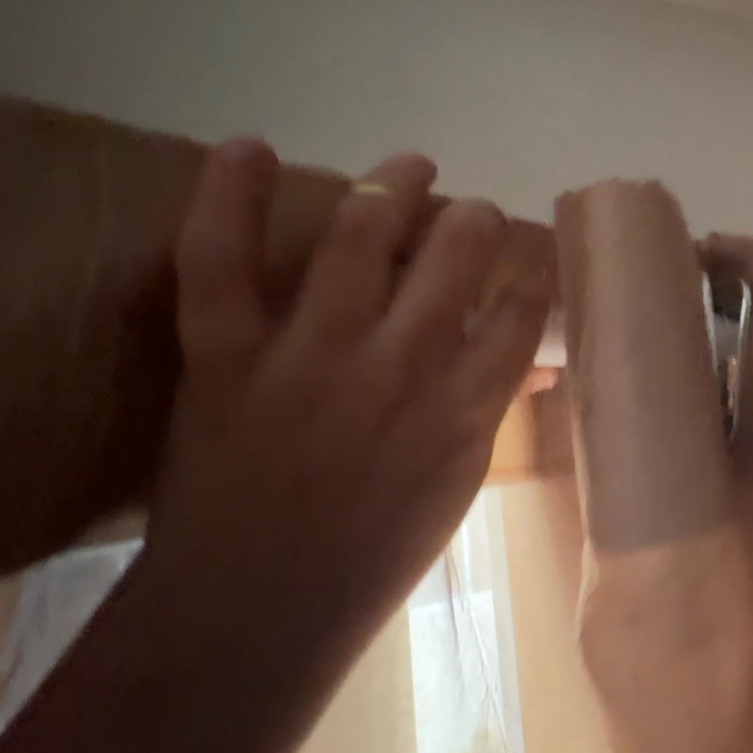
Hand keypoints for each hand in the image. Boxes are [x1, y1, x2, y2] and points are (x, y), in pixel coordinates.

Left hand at [146, 139, 548, 632]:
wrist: (255, 605)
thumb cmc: (379, 548)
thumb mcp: (462, 477)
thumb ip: (492, 405)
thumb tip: (531, 362)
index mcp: (466, 400)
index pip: (521, 311)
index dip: (532, 279)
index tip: (530, 271)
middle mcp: (403, 360)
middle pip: (461, 255)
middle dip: (477, 222)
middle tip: (476, 217)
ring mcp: (314, 350)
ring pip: (366, 239)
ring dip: (397, 187)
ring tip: (414, 165)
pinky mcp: (229, 353)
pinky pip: (220, 263)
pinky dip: (230, 199)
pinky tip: (252, 147)